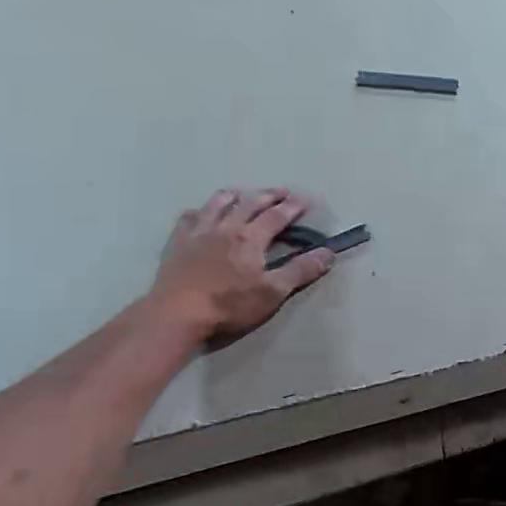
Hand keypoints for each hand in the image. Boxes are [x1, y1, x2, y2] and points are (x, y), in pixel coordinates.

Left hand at [145, 188, 333, 344]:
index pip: (277, 216)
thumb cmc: (230, 305)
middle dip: (269, 195)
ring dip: (235, 195)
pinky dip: (200, 211)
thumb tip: (327, 252)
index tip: (308, 200)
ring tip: (244, 193)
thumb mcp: (273, 292)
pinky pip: (189, 218)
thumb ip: (300, 271)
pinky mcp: (177, 242)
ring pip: (218, 203)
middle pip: (250, 203)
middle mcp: (225, 227)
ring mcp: (198, 232)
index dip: (294, 207)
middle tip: (282, 191)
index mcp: (250, 238)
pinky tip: (201, 213)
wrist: (178, 313)